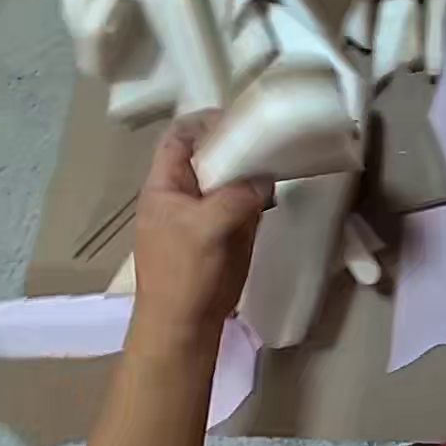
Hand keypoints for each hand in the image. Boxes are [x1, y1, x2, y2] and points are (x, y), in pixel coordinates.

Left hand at [130, 113, 272, 347]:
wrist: (186, 326)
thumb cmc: (183, 273)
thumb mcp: (205, 227)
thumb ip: (236, 196)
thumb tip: (265, 179)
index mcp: (165, 185)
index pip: (179, 138)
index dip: (204, 123)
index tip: (238, 119)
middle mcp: (186, 192)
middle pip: (210, 154)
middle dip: (236, 143)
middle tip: (269, 134)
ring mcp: (208, 210)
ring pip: (231, 176)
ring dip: (252, 166)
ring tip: (280, 154)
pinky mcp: (228, 228)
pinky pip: (245, 200)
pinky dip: (261, 191)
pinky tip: (278, 186)